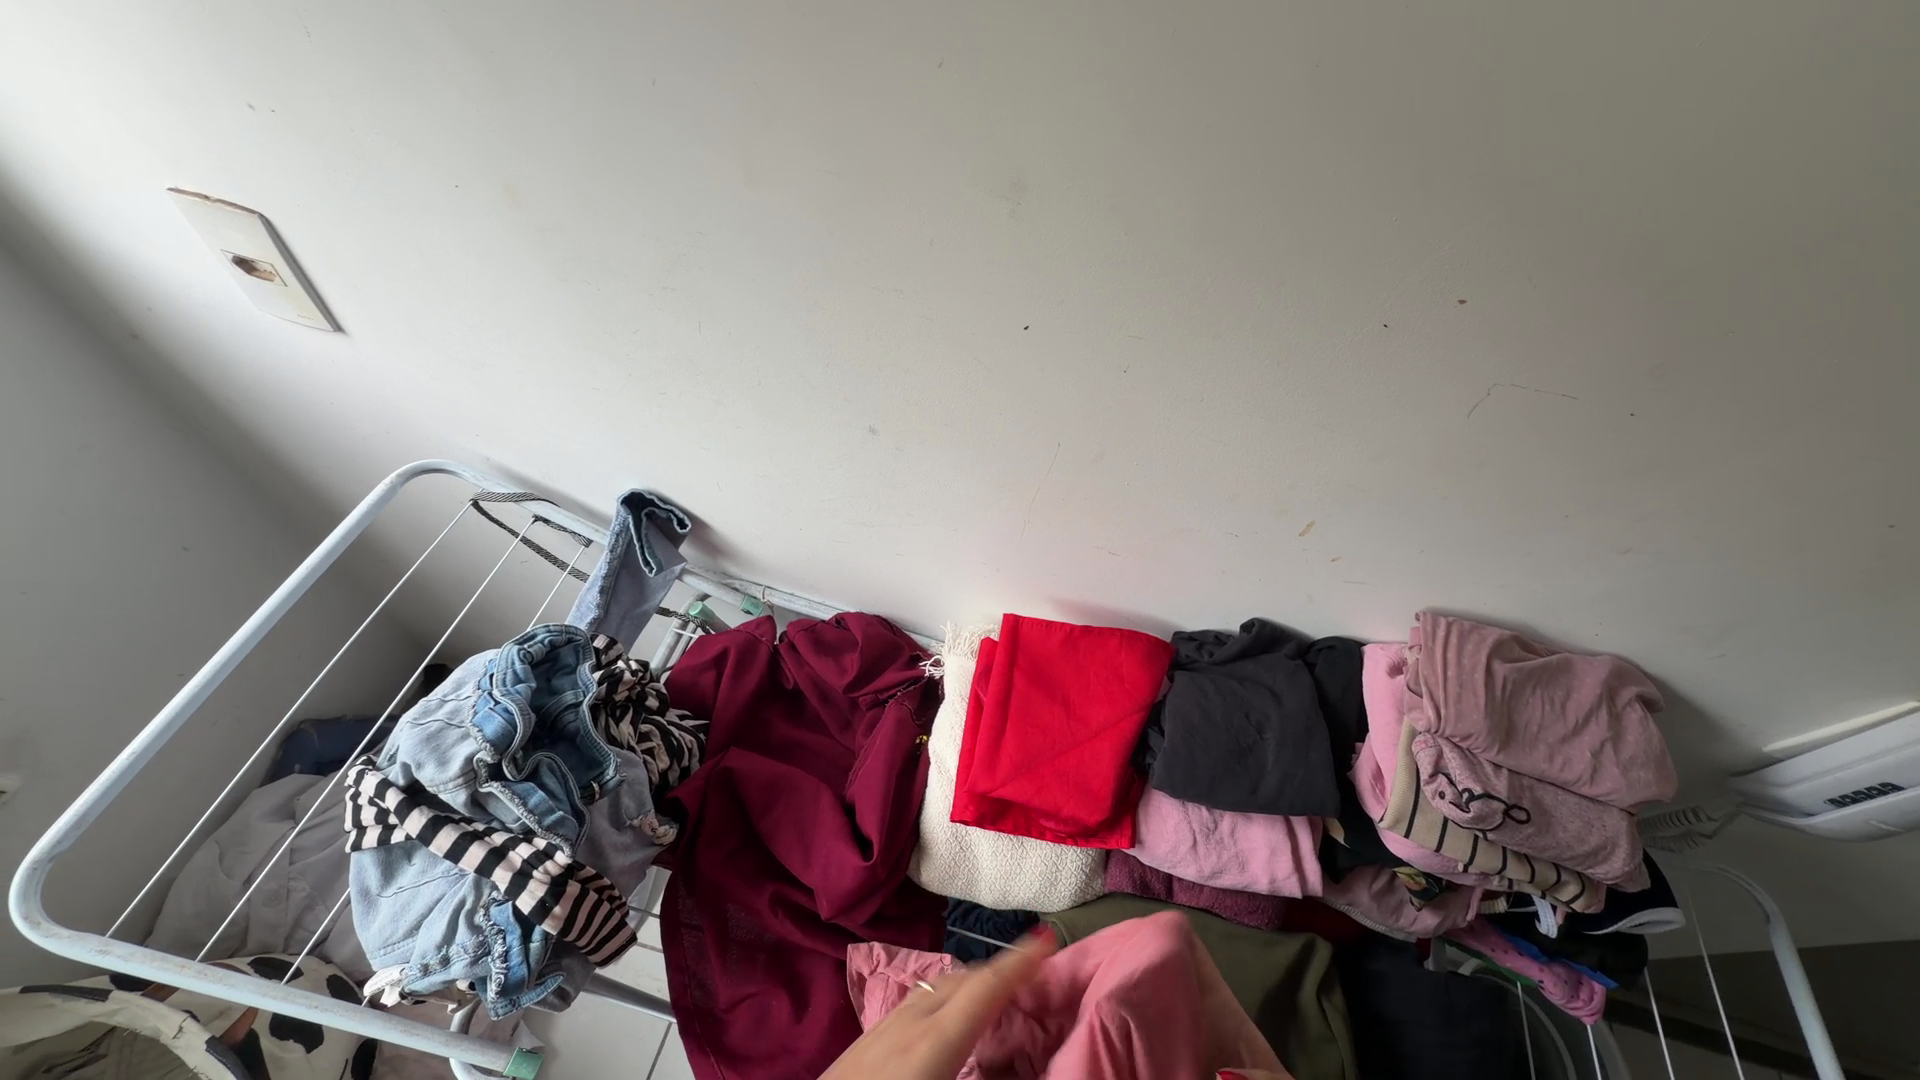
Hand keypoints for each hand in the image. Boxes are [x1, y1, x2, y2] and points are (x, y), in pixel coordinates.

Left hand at [820, 927, 1058, 1079]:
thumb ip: (982, 1073)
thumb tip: (1014, 1064)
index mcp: (934, 1042)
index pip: (986, 988)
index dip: (1021, 962)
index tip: (1049, 938)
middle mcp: (909, 1022)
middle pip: (964, 980)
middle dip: (1002, 970)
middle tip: (1036, 972)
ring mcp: (881, 1026)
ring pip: (938, 987)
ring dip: (972, 982)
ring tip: (998, 993)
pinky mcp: (864, 1039)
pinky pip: (917, 1001)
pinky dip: (946, 998)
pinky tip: (947, 1018)